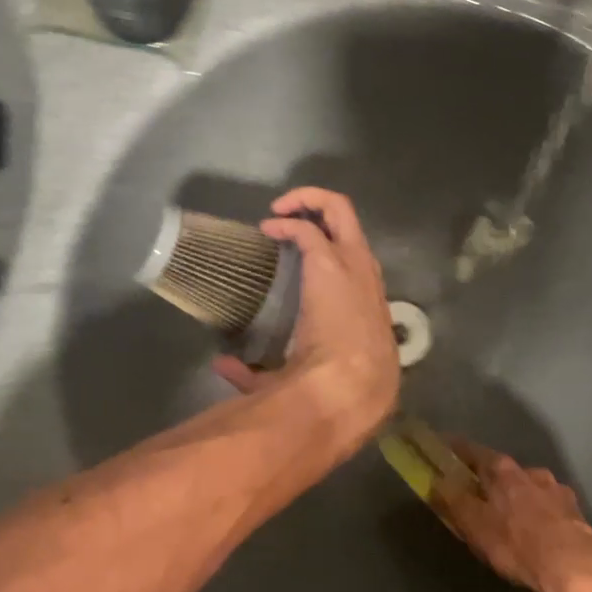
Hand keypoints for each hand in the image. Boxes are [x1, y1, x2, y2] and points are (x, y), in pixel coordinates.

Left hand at [212, 188, 400, 433]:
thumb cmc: (338, 389)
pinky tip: (267, 227)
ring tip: (280, 208)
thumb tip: (224, 367)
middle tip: (291, 215)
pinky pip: (309, 228)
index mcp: (366, 307)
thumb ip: (259, 374)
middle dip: (322, 210)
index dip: (329, 255)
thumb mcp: (298, 381)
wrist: (350, 387)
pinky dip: (288, 220)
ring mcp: (352, 266)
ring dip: (309, 202)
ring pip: (341, 211)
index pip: (354, 267)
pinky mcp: (330, 261)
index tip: (299, 256)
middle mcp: (365, 278)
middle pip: (352, 226)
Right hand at [433, 441, 591, 591]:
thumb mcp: (475, 527)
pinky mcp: (575, 511)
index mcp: (503, 471)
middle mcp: (531, 472)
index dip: (457, 450)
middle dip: (491, 479)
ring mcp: (557, 489)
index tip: (444, 448)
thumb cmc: (517, 544)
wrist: (574, 567)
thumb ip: (454, 502)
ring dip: (518, 496)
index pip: (474, 451)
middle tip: (479, 494)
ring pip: (530, 487)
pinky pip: (549, 506)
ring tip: (511, 517)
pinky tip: (539, 531)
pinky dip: (539, 513)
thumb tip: (436, 481)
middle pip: (504, 470)